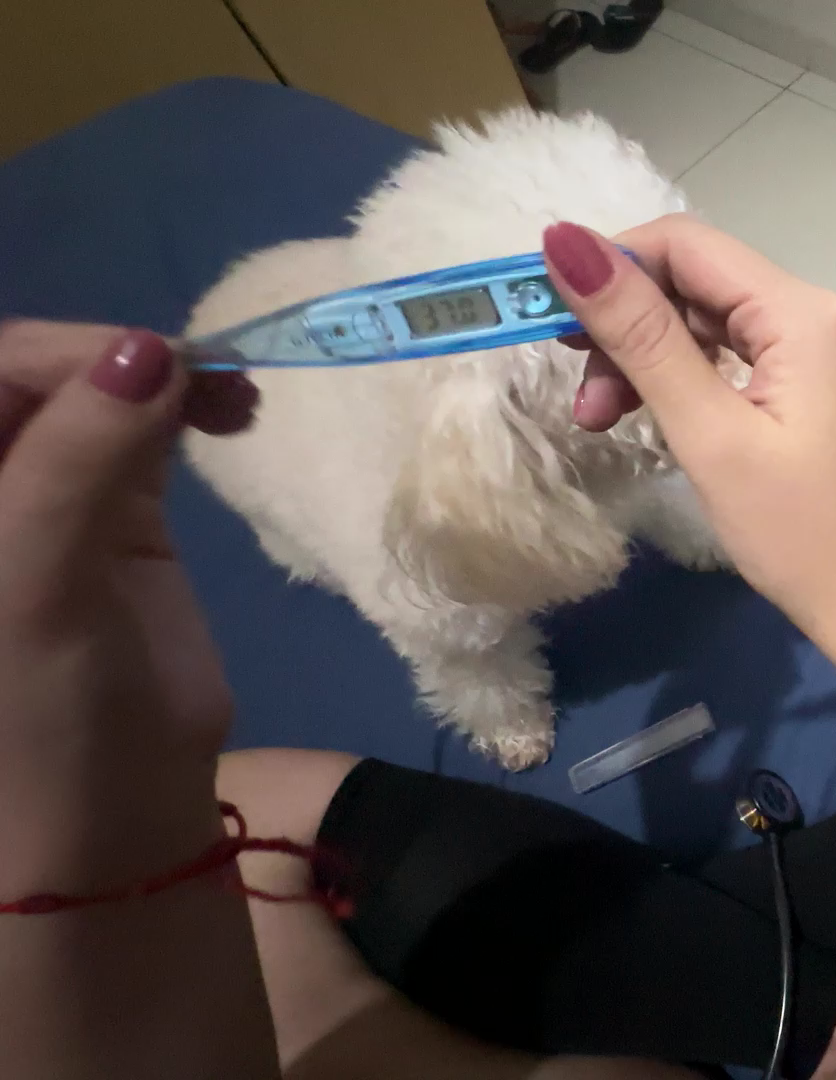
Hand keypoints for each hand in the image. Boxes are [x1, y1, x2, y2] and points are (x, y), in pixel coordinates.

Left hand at [0, 320, 257, 887]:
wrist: (108, 792)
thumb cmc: (32, 708)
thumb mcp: (31, 580)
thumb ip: (74, 462)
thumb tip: (154, 351)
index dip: (58, 352)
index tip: (169, 361)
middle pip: (27, 374)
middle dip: (118, 361)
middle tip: (222, 382)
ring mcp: (37, 496)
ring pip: (90, 399)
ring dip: (160, 382)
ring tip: (237, 401)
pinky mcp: (109, 520)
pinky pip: (135, 438)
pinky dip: (181, 414)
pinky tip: (224, 417)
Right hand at [543, 217, 835, 637]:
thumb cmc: (789, 528)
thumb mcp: (708, 431)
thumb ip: (641, 335)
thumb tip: (566, 240)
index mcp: (807, 314)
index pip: (689, 245)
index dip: (611, 264)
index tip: (547, 312)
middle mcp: (822, 314)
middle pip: (698, 282)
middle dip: (627, 326)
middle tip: (578, 386)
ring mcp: (821, 348)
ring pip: (710, 321)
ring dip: (648, 358)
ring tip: (601, 416)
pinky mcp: (812, 381)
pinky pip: (734, 355)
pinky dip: (685, 378)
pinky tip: (644, 412)